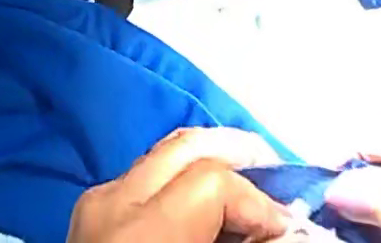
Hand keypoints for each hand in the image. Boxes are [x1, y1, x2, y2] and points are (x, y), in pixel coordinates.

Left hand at [67, 128, 295, 242]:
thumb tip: (283, 233)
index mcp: (141, 237)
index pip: (211, 181)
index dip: (260, 202)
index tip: (292, 229)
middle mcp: (112, 204)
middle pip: (185, 147)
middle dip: (237, 153)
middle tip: (279, 176)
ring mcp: (96, 205)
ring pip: (163, 155)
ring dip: (210, 162)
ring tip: (248, 187)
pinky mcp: (89, 214)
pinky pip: (145, 177)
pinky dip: (182, 181)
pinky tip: (207, 206)